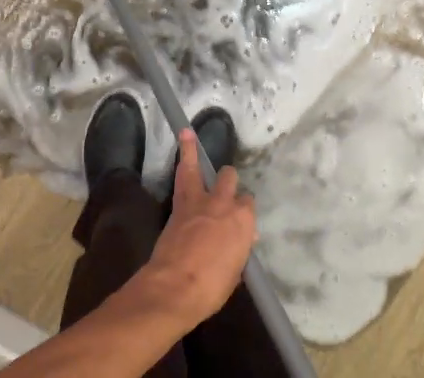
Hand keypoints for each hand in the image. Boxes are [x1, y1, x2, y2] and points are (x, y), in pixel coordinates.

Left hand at [135, 129, 256, 325]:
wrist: (175, 287)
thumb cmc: (211, 288)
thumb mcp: (235, 272)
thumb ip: (238, 250)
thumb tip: (239, 241)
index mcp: (244, 222)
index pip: (248, 206)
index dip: (241, 214)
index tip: (236, 226)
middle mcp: (226, 204)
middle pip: (230, 182)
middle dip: (229, 185)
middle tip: (223, 194)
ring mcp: (201, 200)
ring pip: (204, 170)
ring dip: (195, 154)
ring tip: (188, 134)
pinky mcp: (180, 202)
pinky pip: (184, 173)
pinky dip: (185, 156)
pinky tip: (183, 139)